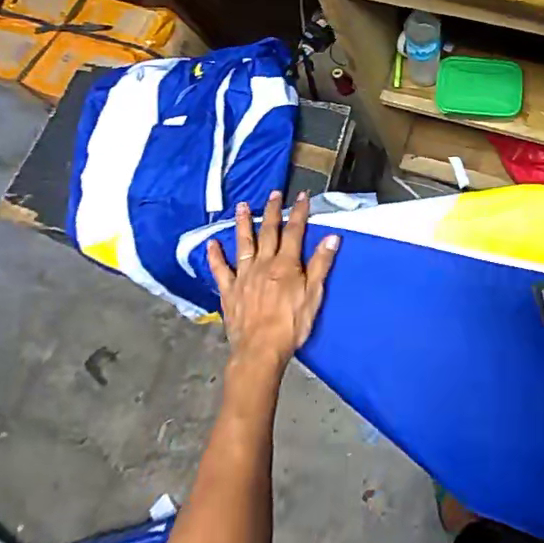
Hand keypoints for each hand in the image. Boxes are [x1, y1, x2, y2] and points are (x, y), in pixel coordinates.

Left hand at [207, 191, 338, 372]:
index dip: (299, 212)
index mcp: (286, 264)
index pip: (295, 232)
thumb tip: (331, 237)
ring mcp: (243, 276)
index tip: (302, 196)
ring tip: (243, 206)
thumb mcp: (314, 293)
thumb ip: (320, 264)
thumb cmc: (292, 323)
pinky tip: (212, 243)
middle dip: (272, 211)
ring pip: (243, 244)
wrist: (260, 349)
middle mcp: (263, 265)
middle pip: (268, 232)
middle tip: (274, 193)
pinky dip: (215, 255)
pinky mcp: (229, 291)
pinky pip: (220, 270)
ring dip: (244, 224)